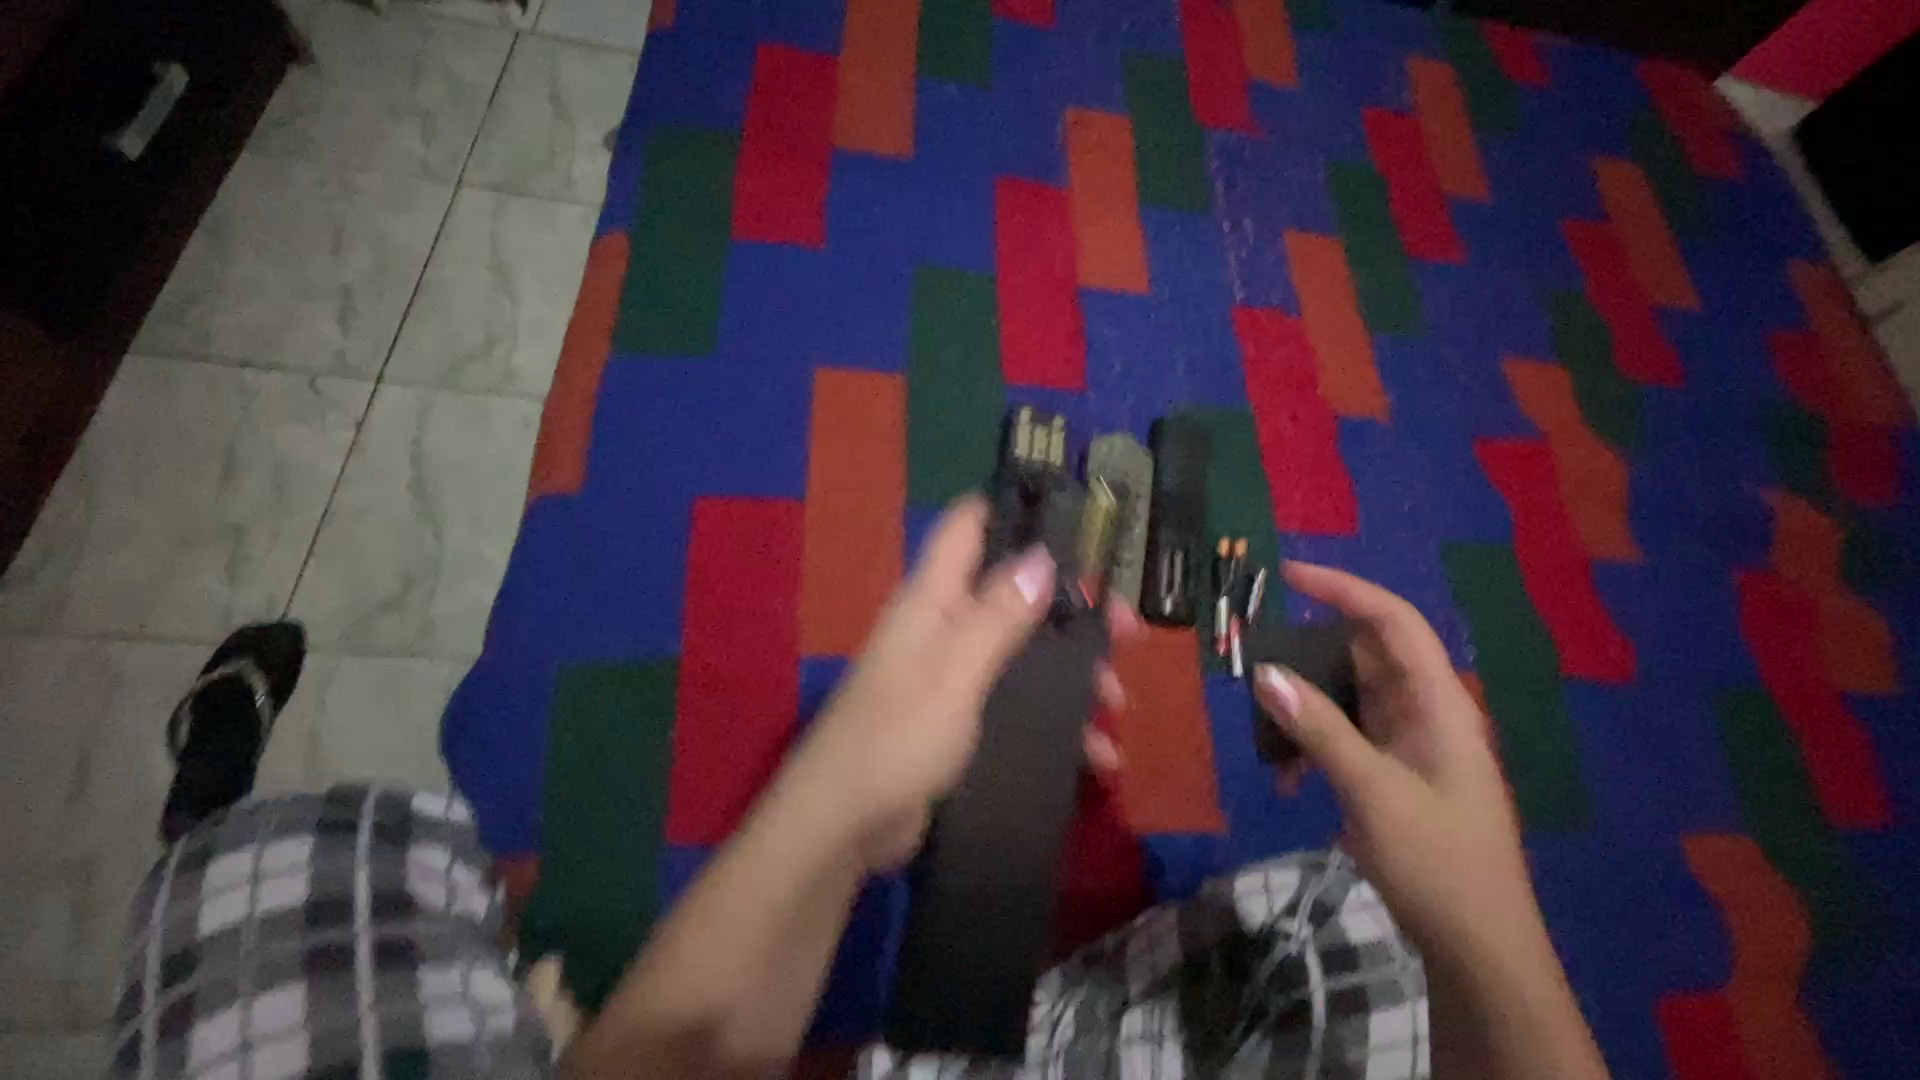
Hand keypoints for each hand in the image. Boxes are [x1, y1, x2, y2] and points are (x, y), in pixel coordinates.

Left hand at [797, 496, 1137, 870]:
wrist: (846, 824)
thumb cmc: (897, 737)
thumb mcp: (954, 672)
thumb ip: (997, 616)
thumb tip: (1042, 555)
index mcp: (934, 600)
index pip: (970, 527)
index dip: (1017, 510)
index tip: (1080, 520)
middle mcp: (946, 628)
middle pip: (1018, 595)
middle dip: (1073, 610)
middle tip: (1128, 631)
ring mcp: (955, 677)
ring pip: (1027, 655)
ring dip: (1073, 675)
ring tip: (1116, 705)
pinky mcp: (964, 722)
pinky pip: (1020, 708)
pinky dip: (1057, 725)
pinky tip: (1096, 757)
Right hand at [1251, 561, 1540, 954]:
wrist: (1479, 949)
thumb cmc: (1438, 863)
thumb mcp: (1372, 792)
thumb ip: (1319, 729)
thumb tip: (1265, 671)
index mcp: (1439, 704)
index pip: (1393, 623)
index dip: (1344, 590)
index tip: (1289, 575)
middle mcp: (1426, 713)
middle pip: (1365, 655)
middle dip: (1308, 651)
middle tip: (1254, 655)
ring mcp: (1410, 744)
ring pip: (1349, 697)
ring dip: (1305, 704)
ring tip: (1261, 722)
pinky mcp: (1394, 773)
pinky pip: (1345, 737)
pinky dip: (1312, 745)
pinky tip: (1286, 779)